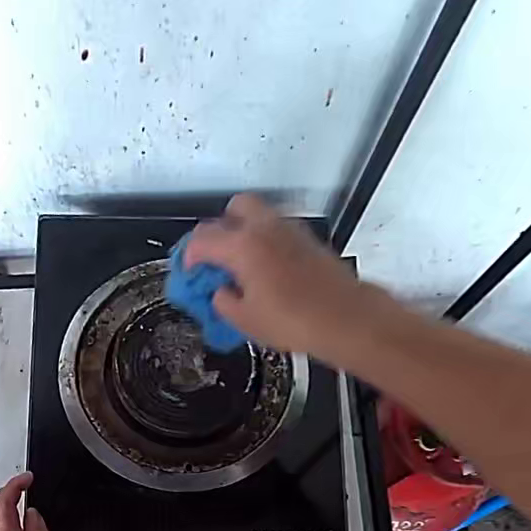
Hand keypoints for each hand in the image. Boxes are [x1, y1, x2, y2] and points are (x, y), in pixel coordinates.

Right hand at [182, 193, 394, 353]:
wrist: (342, 318)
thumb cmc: (298, 319)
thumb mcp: (245, 320)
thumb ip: (224, 302)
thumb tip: (220, 295)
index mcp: (243, 246)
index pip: (202, 239)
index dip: (189, 255)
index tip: (189, 269)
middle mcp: (266, 229)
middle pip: (233, 210)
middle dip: (219, 230)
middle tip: (214, 257)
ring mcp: (290, 230)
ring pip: (258, 216)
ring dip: (244, 233)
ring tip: (240, 265)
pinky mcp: (308, 240)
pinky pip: (278, 231)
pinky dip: (266, 242)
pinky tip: (266, 270)